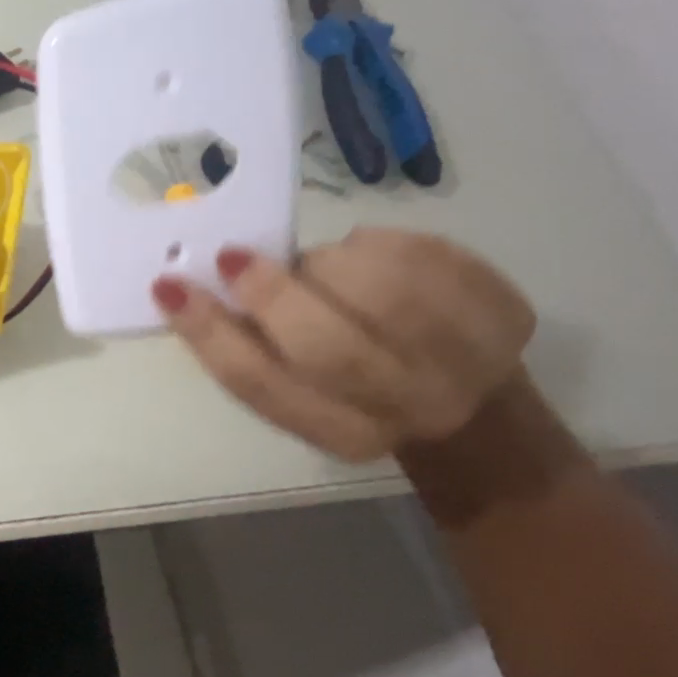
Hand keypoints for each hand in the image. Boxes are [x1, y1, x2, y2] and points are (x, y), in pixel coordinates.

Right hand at [154, 227, 535, 461]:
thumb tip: (189, 284)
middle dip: (270, 293)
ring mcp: (470, 362)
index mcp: (339, 432)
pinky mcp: (507, 313)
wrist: (469, 407)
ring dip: (327, 264)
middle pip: (327, 347)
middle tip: (237, 259)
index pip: (259, 382)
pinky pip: (428, 256)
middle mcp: (407, 410)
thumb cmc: (349, 390)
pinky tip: (365, 255)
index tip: (170, 286)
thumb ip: (249, 345)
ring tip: (316, 266)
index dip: (208, 331)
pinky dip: (379, 244)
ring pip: (382, 291)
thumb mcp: (293, 387)